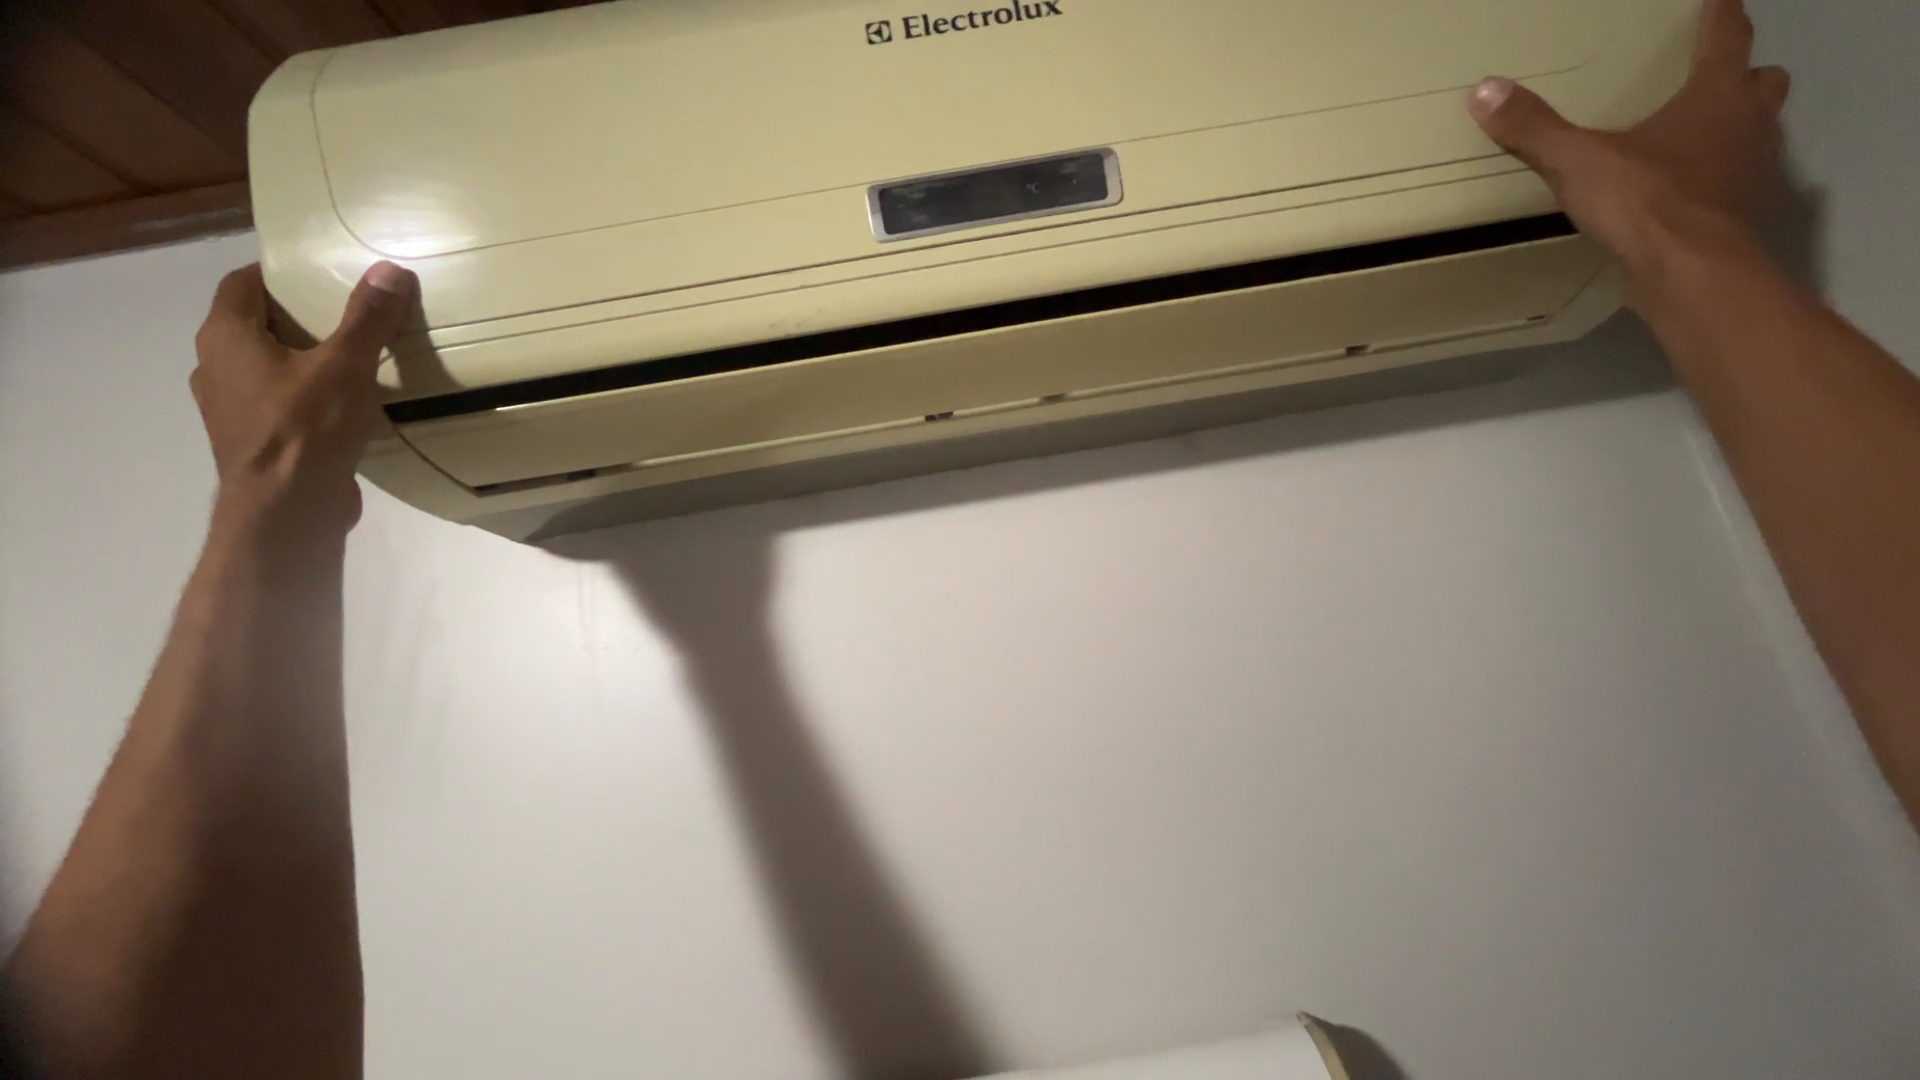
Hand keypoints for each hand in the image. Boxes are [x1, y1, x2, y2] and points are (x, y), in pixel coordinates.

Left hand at [191, 261, 416, 542]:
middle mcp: (215, 366)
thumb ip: (367, 318)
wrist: (287, 507)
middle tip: (348, 316)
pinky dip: (306, 397)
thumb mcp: (346, 365)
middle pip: (253, 326)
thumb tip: (390, 269)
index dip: (276, 274)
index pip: (241, 284)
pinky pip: (278, 404)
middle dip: (297, 318)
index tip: (319, 275)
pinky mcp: (255, 440)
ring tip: (352, 363)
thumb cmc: (307, 427)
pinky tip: (345, 408)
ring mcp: (230, 407)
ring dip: (301, 361)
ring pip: (265, 368)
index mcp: (226, 336)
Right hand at [1467, 0, 1790, 288]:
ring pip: (1754, 130)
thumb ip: (1534, 128)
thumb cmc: (1644, 201)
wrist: (1687, 270)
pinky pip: (1731, 181)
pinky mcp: (1737, 212)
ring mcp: (1750, 169)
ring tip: (1690, 140)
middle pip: (1758, 81)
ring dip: (1732, 128)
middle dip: (1737, 77)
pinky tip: (1680, 195)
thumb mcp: (1577, 161)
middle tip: (1707, 82)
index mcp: (1716, 94)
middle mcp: (1747, 121)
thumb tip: (1485, 89)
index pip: (1728, 35)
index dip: (1720, 13)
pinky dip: (1713, 180)